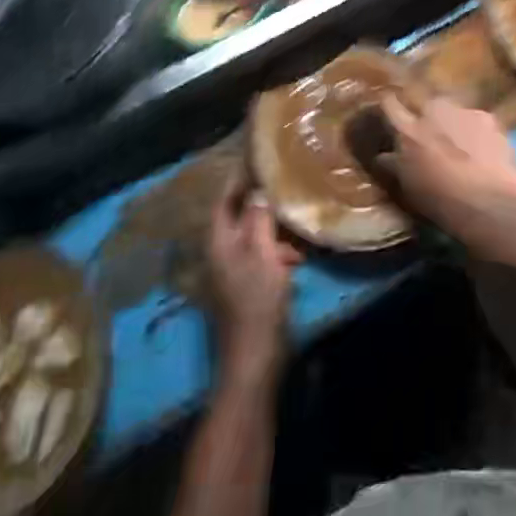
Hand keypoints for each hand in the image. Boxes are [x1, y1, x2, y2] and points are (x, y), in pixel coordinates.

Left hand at [207, 174, 301, 375]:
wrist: (255, 354)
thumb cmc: (257, 299)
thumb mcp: (263, 253)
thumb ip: (259, 219)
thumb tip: (258, 191)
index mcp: (218, 240)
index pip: (224, 199)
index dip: (238, 179)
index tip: (257, 161)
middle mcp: (221, 251)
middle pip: (238, 216)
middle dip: (260, 203)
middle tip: (284, 187)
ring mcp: (232, 269)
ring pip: (253, 236)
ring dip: (273, 229)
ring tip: (297, 224)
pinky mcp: (247, 285)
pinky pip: (261, 256)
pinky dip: (276, 251)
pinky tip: (297, 256)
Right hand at [379, 94, 515, 242]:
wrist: (488, 200)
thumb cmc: (439, 197)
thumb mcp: (406, 185)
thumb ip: (393, 165)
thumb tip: (383, 156)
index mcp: (405, 130)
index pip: (388, 105)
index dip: (389, 108)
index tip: (391, 115)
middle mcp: (430, 111)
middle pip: (424, 105)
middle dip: (427, 117)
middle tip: (432, 139)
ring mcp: (461, 112)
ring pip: (453, 112)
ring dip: (454, 124)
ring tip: (463, 148)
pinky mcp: (488, 118)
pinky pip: (478, 121)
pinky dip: (478, 133)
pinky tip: (485, 152)